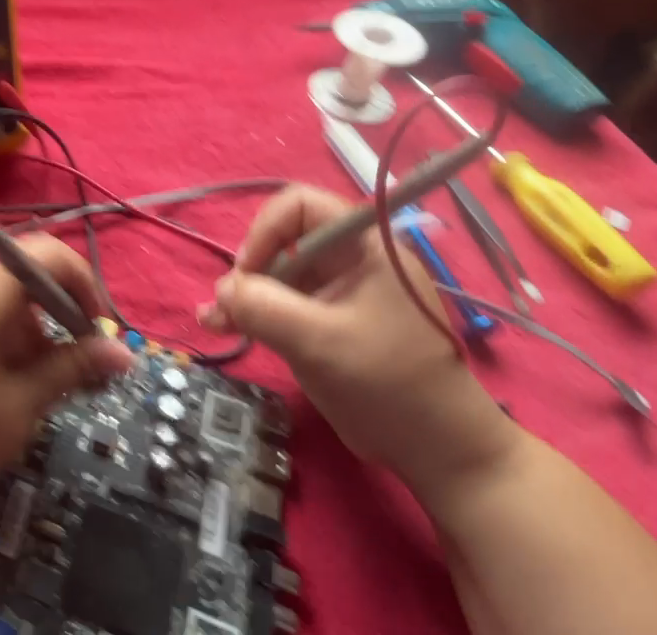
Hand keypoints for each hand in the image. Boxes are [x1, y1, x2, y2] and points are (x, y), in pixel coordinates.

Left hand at [0, 235, 134, 527]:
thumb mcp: (21, 405)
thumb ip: (72, 368)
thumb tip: (122, 354)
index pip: (44, 253)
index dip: (82, 284)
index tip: (94, 332)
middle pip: (16, 270)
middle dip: (51, 309)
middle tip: (64, 363)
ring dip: (20, 322)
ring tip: (24, 381)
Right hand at [198, 185, 520, 497]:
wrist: (440, 450)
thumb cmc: (388, 384)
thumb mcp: (319, 342)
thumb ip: (263, 307)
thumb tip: (221, 291)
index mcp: (365, 247)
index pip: (301, 206)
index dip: (265, 231)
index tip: (247, 274)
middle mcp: (354, 261)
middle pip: (284, 242)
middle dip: (249, 272)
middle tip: (225, 310)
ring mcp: (344, 293)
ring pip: (280, 276)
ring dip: (245, 297)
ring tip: (215, 324)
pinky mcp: (333, 323)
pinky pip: (286, 305)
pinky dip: (256, 315)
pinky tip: (226, 329)